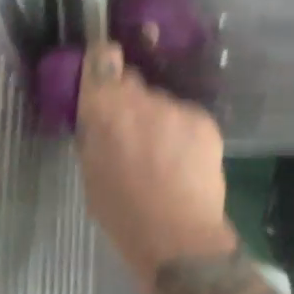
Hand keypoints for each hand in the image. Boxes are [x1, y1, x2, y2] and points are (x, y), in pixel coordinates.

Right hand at [76, 41, 235, 289]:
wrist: (176, 236)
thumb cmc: (120, 209)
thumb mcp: (89, 168)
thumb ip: (94, 132)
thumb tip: (99, 118)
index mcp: (101, 107)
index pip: (102, 57)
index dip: (104, 59)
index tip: (105, 66)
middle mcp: (138, 97)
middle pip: (133, 81)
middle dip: (131, 98)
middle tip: (133, 128)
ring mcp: (174, 107)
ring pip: (162, 102)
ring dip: (159, 119)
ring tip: (162, 154)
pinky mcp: (204, 121)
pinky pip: (186, 118)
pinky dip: (183, 133)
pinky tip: (183, 162)